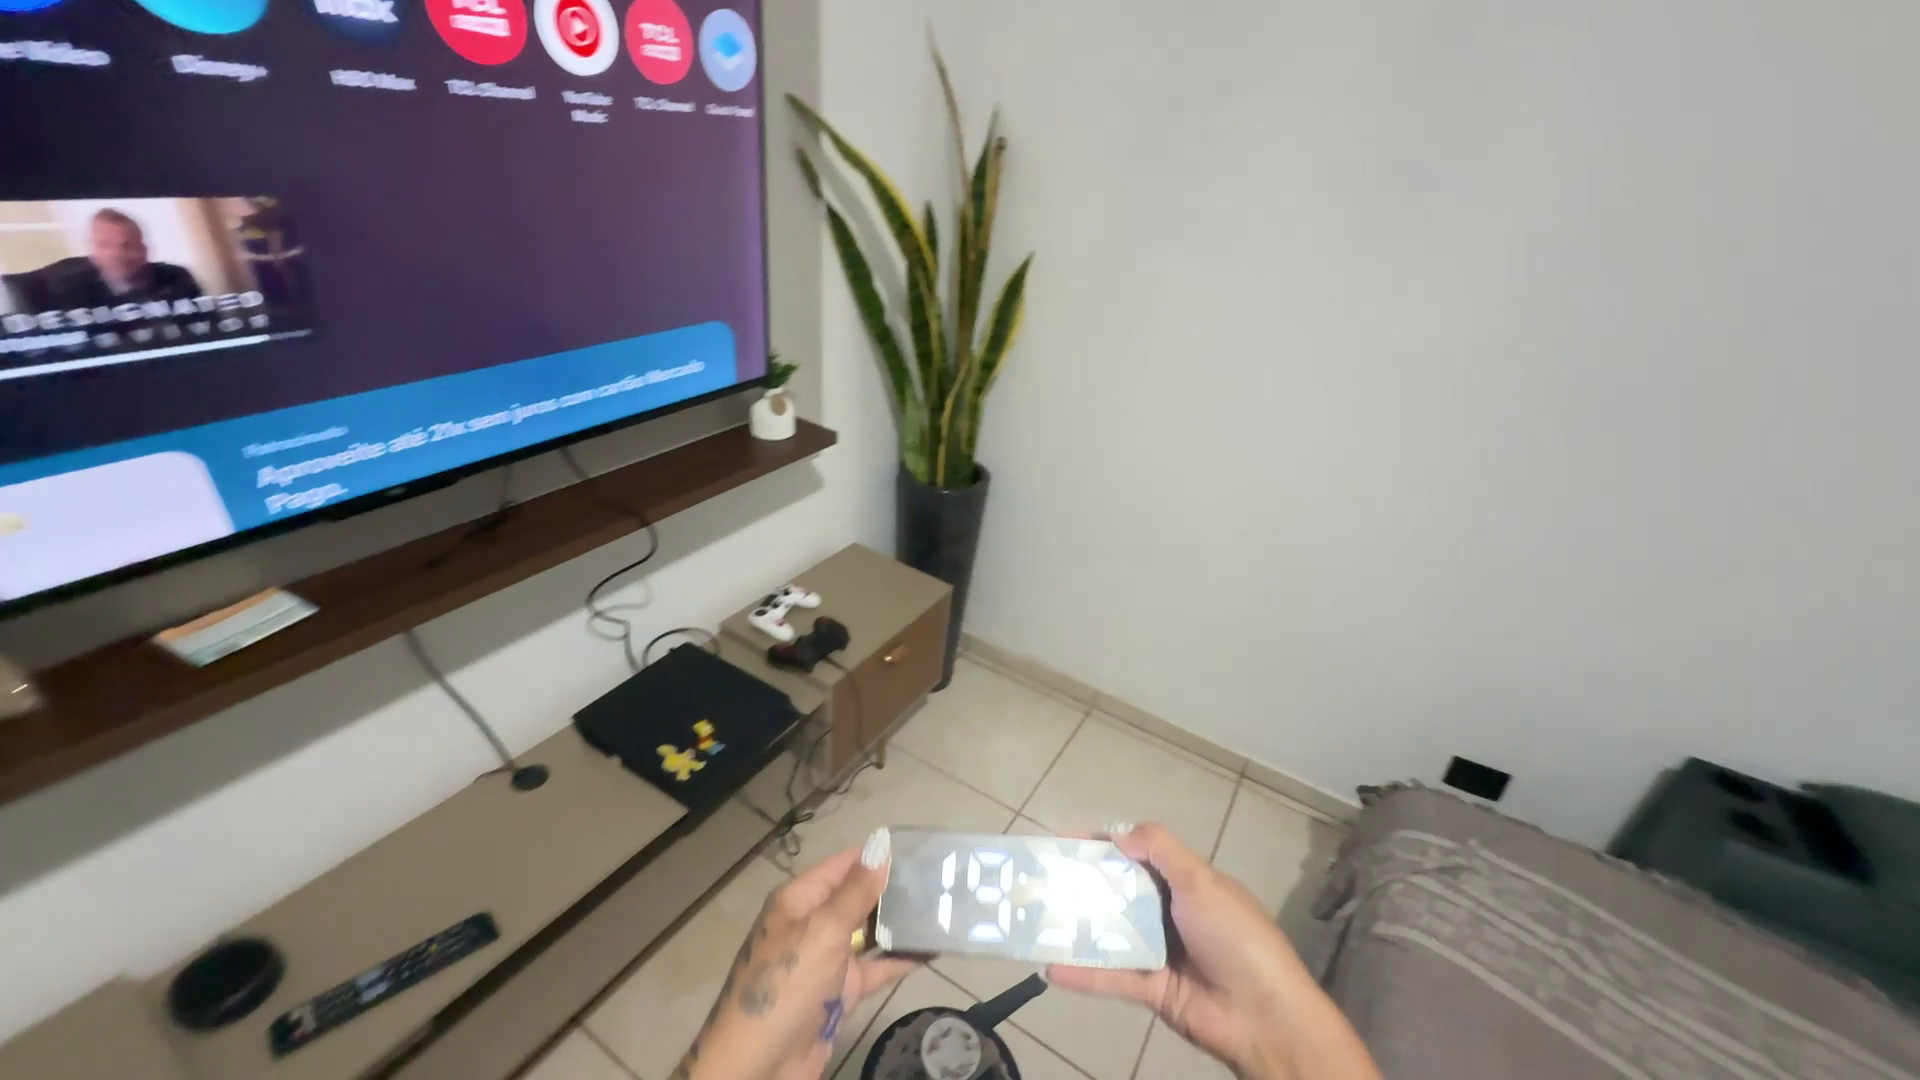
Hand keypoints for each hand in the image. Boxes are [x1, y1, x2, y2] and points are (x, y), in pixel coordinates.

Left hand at [670, 829, 920, 1079]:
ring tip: (943, 909)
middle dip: (894, 888)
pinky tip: (932, 948)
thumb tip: (881, 846)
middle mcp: (813, 923)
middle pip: (858, 896)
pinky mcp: (840, 991)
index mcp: (800, 900)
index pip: (843, 864)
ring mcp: (827, 959)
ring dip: (901, 923)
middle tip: (942, 879)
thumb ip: (856, 892)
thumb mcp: (822, 932)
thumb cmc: (786, 986)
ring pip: (870, 932)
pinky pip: (875, 968)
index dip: (877, 856)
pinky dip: (901, 959)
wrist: (758, 1067)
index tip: (920, 848)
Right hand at [1045, 823, 1378, 1079]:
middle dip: (1082, 884)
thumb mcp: (1202, 880)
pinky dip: (1083, 973)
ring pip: (1110, 933)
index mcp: (1186, 883)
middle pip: (1118, 893)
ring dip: (1077, 926)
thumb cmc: (1235, 936)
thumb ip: (1160, 849)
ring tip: (1036, 918)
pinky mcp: (1151, 989)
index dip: (1103, 845)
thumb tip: (1116, 834)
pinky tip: (1051, 966)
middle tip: (1041, 879)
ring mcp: (1159, 952)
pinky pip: (1111, 977)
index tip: (1064, 842)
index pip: (1138, 855)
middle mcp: (1169, 913)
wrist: (1265, 1015)